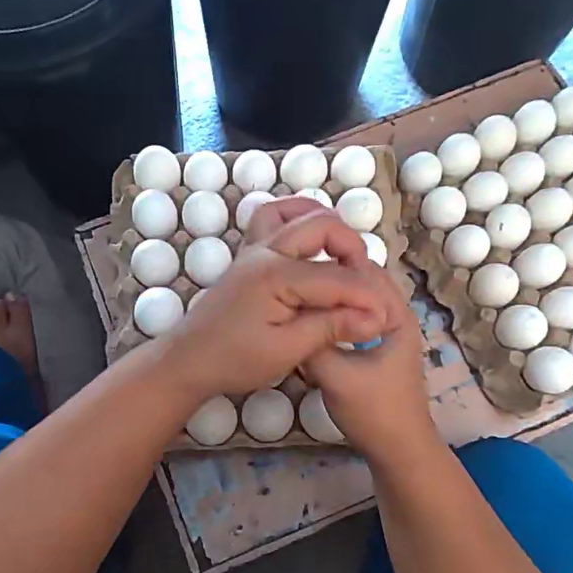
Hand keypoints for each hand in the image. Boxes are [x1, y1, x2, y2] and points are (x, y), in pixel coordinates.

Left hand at [160, 198, 407, 397]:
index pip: (337, 277)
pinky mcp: (250, 254)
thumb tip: (376, 319)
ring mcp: (254, 248)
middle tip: (365, 285)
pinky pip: (276, 220)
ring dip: (327, 226)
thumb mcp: (288, 351)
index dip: (366, 297)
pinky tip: (314, 245)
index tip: (384, 319)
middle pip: (322, 225)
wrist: (189, 360)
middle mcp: (266, 251)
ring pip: (296, 211)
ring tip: (345, 258)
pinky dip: (300, 221)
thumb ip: (332, 328)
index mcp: (276, 276)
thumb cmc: (235, 361)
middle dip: (353, 249)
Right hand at [299, 272, 440, 465]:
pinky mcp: (378, 348)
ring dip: (331, 297)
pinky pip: (354, 319)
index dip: (331, 262)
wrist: (399, 451)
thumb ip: (313, 343)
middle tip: (291, 277)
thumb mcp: (337, 377)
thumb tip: (286, 314)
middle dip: (329, 277)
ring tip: (296, 295)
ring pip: (355, 301)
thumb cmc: (375, 413)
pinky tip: (309, 322)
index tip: (295, 265)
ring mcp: (388, 332)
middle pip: (360, 282)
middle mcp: (396, 316)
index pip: (364, 270)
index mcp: (396, 315)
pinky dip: (335, 314)